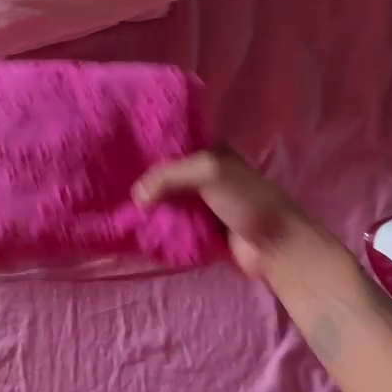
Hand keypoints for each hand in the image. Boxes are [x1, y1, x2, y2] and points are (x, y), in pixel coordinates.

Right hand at [134, 147, 345, 281]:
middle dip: (147, 182)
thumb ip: (167, 177)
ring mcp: (206, 205)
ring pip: (170, 202)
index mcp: (212, 152)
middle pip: (169, 175)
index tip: (121, 152)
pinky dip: (160, 228)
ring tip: (121, 207)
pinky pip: (175, 227)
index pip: (175, 144)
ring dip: (152, 208)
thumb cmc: (246, 199)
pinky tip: (138, 228)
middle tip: (114, 183)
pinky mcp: (204, 232)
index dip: (150, 147)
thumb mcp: (206, 172)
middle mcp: (208, 175)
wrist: (276, 247)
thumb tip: (136, 198)